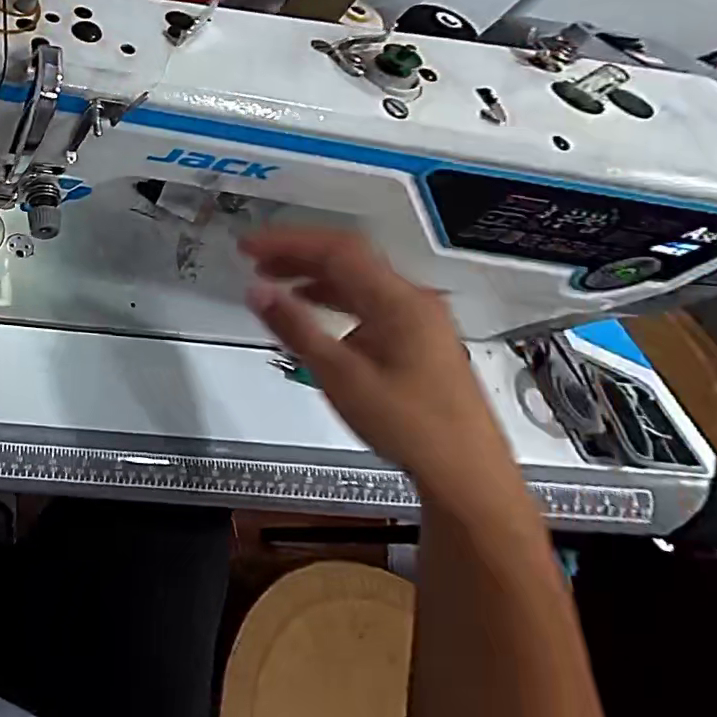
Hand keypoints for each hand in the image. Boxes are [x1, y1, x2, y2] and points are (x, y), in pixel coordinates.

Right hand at [240, 227, 517, 506]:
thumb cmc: (410, 427)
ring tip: (272, 278)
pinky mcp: (416, 337)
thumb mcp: (340, 376)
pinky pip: (367, 299)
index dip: (287, 241)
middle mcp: (412, 301)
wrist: (467, 475)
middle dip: (296, 253)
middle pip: (348, 258)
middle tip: (254, 257)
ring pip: (357, 278)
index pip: (336, 250)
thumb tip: (258, 292)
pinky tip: (310, 306)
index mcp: (398, 302)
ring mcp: (418, 318)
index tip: (249, 246)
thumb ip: (296, 328)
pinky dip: (331, 295)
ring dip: (311, 273)